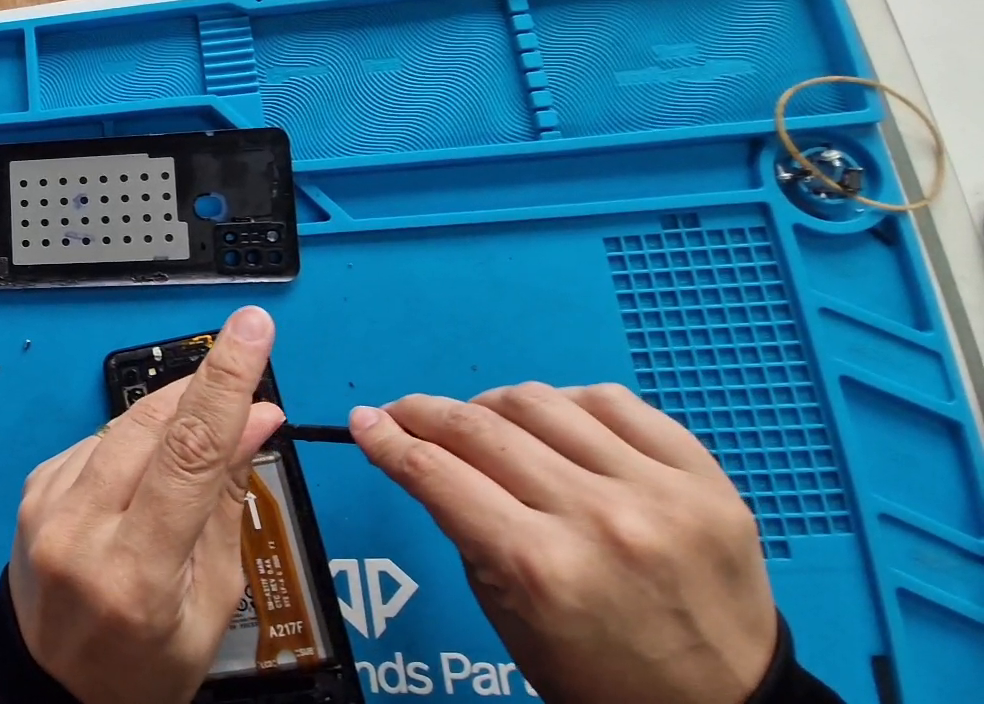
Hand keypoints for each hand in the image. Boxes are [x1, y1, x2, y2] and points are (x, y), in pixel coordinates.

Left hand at [10, 307, 285, 703]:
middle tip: (242, 367)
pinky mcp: (34, 486)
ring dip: (168, 417)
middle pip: (150, 423)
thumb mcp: (210, 605)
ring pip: (122, 424)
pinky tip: (145, 472)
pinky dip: (131, 442)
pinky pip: (97, 440)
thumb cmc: (143, 663)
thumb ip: (228, 504)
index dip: (226, 383)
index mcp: (136, 571)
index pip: (190, 454)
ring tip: (197, 440)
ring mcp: (47, 503)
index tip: (252, 331)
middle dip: (201, 387)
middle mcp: (80, 527)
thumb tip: (256, 419)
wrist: (47, 684)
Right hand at [350, 383, 776, 703]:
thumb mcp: (504, 609)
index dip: (388, 439)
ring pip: (536, 401)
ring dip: (490, 406)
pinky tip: (554, 426)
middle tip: (404, 413)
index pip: (435, 473)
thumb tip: (414, 449)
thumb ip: (461, 521)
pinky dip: (565, 403)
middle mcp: (598, 520)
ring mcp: (658, 493)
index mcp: (540, 568)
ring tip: (485, 425)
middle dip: (423, 412)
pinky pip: (610, 400)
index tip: (366, 421)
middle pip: (477, 428)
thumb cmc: (596, 671)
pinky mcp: (704, 477)